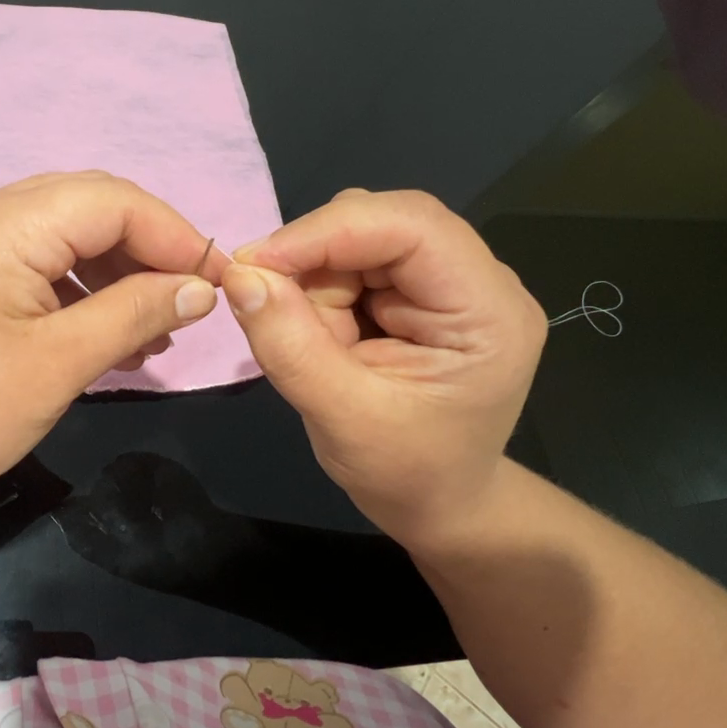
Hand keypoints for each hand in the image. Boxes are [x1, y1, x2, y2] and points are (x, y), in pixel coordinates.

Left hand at [0, 172, 223, 530]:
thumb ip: (136, 313)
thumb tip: (200, 288)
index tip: (217, 281)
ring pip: (62, 231)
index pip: (110, 200)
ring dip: (114, 271)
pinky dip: (76, 286)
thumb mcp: (59, 366)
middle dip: (147, 250)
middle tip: (190, 303)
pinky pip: (32, 257)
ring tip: (155, 330)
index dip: (173, 234)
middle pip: (87, 206)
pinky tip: (107, 330)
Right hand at [219, 189, 545, 542]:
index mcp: (487, 311)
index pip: (410, 226)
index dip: (326, 231)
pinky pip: (354, 263)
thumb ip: (289, 345)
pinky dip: (321, 293)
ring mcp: (449, 282)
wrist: (439, 505)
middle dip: (316, 260)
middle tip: (270, 305)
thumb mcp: (340, 417)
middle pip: (383, 222)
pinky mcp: (419, 291)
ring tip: (319, 345)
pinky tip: (328, 339)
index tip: (254, 263)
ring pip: (360, 238)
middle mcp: (479, 281)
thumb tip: (239, 275)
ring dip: (316, 282)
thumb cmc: (404, 473)